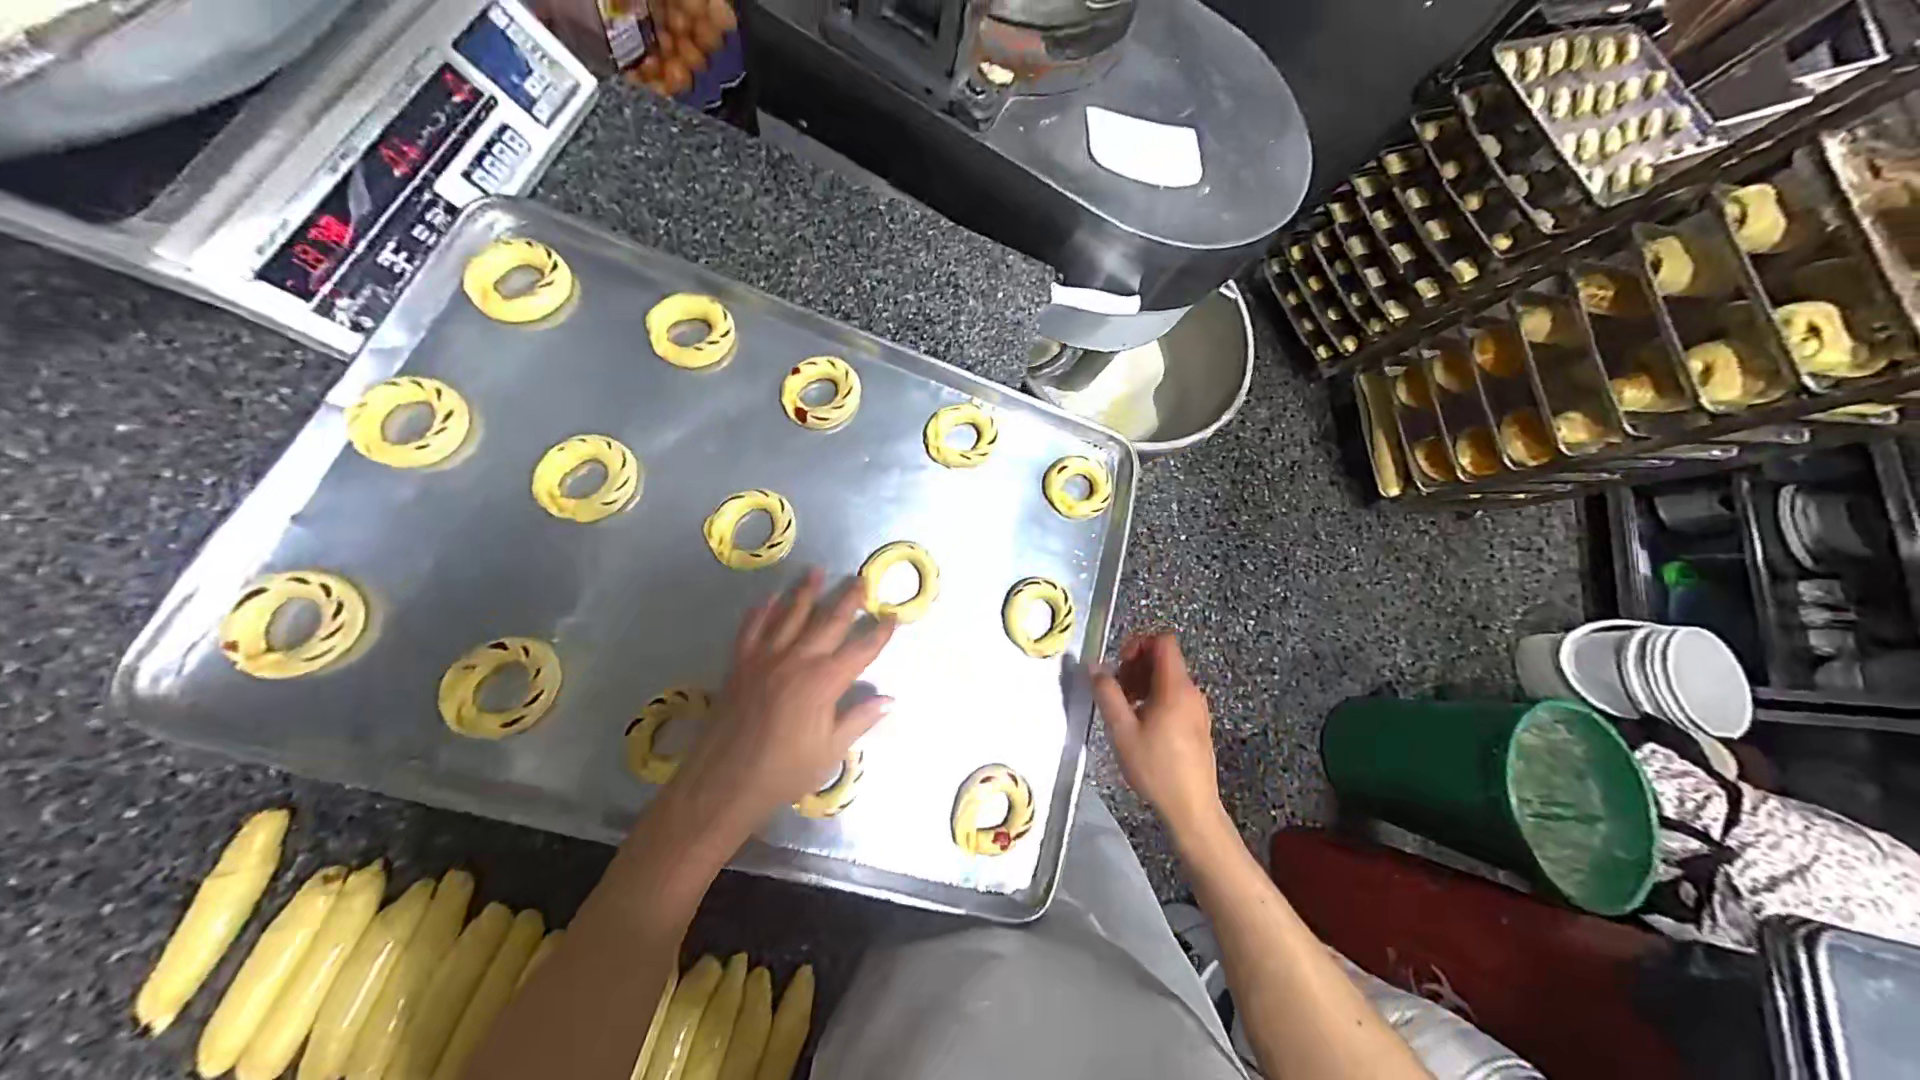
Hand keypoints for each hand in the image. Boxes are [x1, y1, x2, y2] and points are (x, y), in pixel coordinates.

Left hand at [673, 567, 896, 830]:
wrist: (723, 783)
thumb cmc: (783, 773)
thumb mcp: (830, 752)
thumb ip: (859, 720)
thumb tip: (888, 699)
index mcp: (824, 682)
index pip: (861, 650)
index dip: (880, 633)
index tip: (893, 615)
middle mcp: (797, 660)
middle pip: (829, 621)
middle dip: (848, 599)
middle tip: (861, 579)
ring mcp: (765, 658)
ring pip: (790, 615)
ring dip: (805, 592)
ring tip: (816, 571)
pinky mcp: (740, 664)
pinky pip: (753, 628)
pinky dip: (762, 611)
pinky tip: (769, 598)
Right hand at [1092, 633, 1225, 837]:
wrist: (1192, 808)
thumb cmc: (1155, 768)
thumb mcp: (1121, 730)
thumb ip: (1106, 693)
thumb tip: (1093, 666)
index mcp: (1175, 687)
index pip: (1163, 641)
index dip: (1139, 643)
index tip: (1119, 664)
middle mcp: (1191, 692)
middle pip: (1165, 659)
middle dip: (1136, 665)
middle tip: (1116, 690)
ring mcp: (1197, 708)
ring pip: (1168, 678)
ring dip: (1143, 683)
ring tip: (1125, 709)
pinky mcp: (1197, 724)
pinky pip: (1174, 696)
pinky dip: (1154, 698)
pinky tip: (1141, 725)